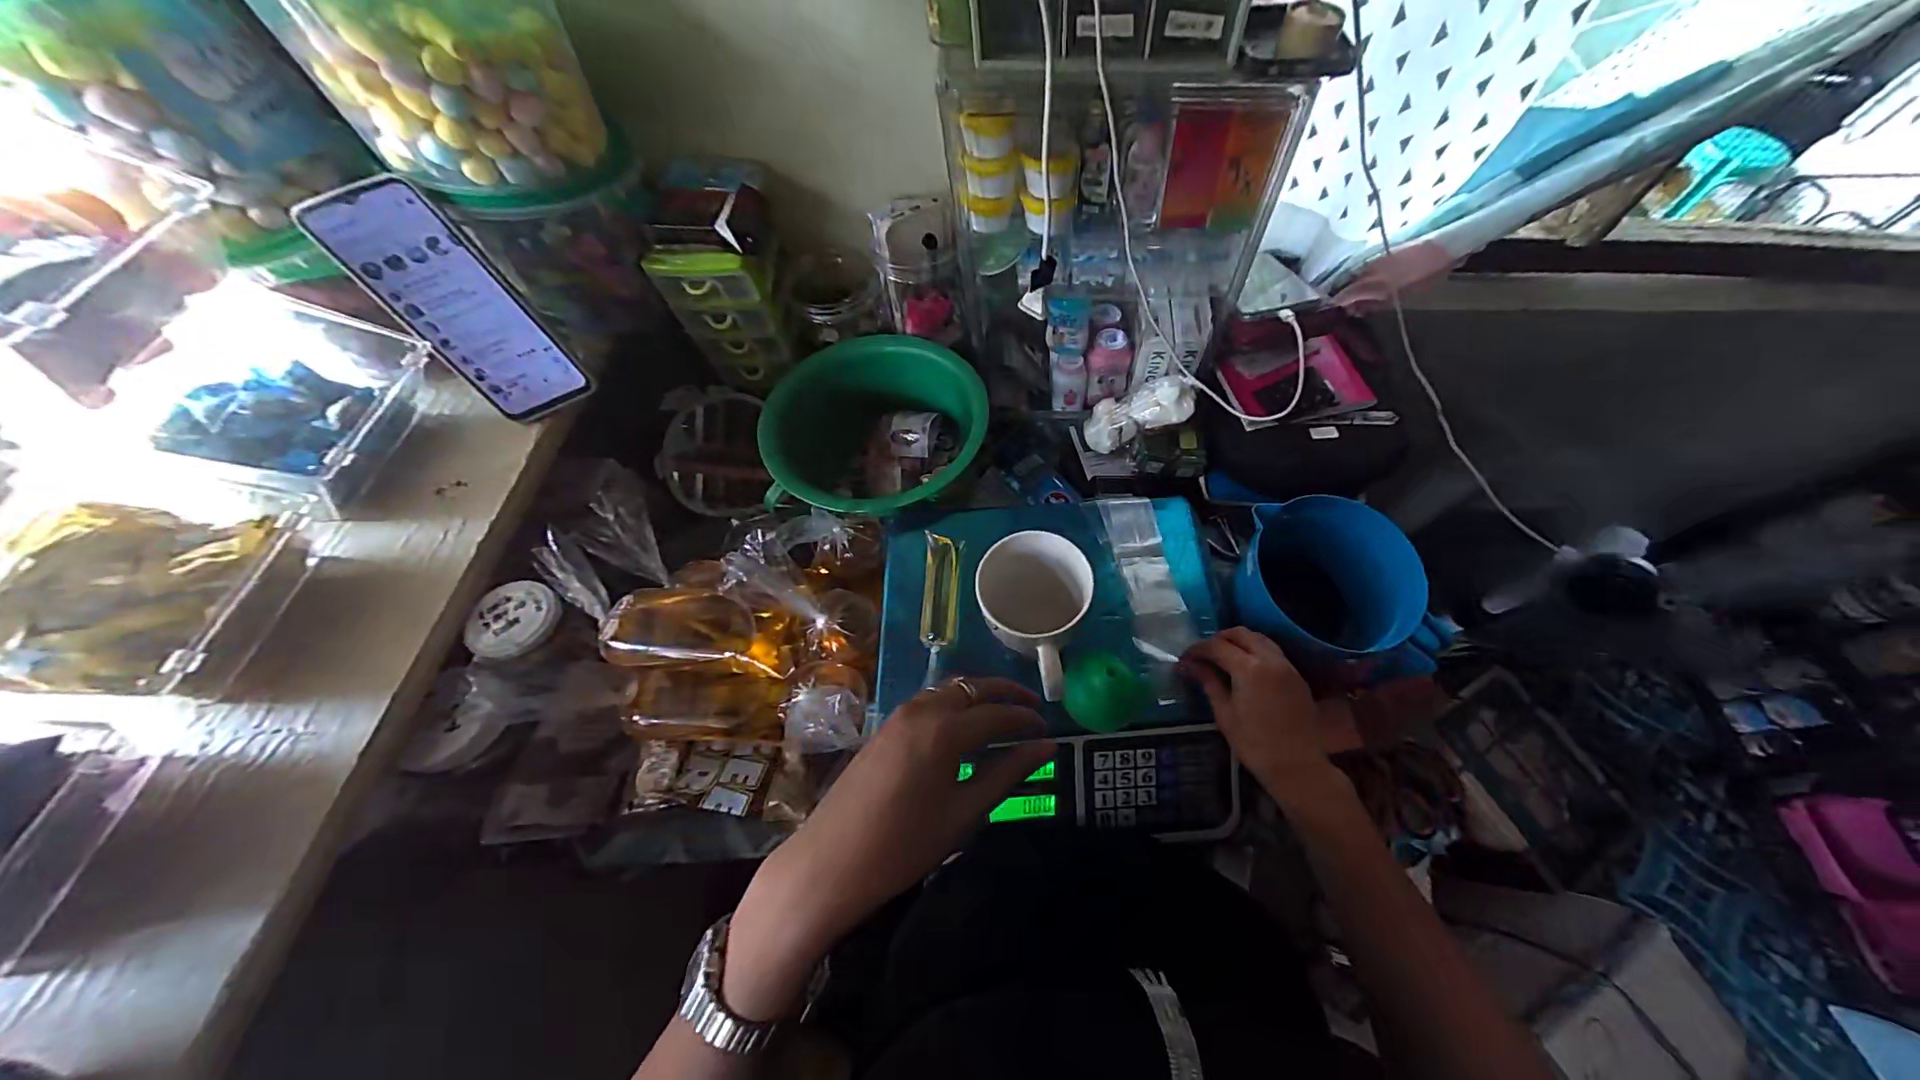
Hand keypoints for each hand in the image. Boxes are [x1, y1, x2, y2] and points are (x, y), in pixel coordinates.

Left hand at [722, 677, 1053, 1019]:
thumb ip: (1007, 773)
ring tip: (1000, 715)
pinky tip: (961, 727)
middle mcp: (921, 710)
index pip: (998, 713)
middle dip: (1004, 693)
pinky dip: (952, 704)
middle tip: (1031, 707)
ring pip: (946, 691)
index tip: (1048, 729)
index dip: (1026, 719)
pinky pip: (927, 702)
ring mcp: (898, 717)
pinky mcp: (883, 729)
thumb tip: (1046, 747)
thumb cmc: (905, 844)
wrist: (831, 861)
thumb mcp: (965, 812)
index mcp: (945, 729)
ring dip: (976, 695)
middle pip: (971, 688)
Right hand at [1180, 628, 1340, 799]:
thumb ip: (1208, 682)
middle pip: (1241, 634)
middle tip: (1204, 655)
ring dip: (1240, 642)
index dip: (1198, 649)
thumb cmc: (1254, 744)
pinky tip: (1246, 669)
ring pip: (1260, 640)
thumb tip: (1189, 665)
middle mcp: (1270, 659)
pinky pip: (1274, 652)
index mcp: (1249, 668)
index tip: (1185, 658)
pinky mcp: (1297, 677)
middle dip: (1220, 639)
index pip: (1217, 646)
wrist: (1298, 766)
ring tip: (1224, 658)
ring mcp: (1288, 667)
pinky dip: (1256, 651)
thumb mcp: (1224, 713)